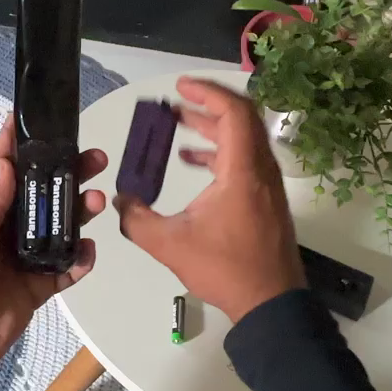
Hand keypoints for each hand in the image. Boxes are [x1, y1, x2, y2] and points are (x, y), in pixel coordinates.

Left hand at [0, 117, 108, 385]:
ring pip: (60, 226)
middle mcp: (5, 229)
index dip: (14, 144)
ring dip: (79, 212)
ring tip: (97, 201)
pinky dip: (79, 259)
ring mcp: (24, 257)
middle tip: (94, 158)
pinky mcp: (39, 286)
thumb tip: (6, 165)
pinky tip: (88, 252)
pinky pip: (66, 268)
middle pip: (41, 193)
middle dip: (65, 173)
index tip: (33, 117)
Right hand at [114, 77, 305, 323]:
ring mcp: (267, 185)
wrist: (270, 303)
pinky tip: (192, 162)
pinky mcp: (266, 200)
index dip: (207, 92)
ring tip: (179, 126)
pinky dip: (219, 151)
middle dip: (205, 106)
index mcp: (242, 171)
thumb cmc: (225, 269)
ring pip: (244, 140)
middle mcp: (260, 170)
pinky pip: (245, 160)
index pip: (233, 112)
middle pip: (240, 120)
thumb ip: (137, 218)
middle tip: (174, 103)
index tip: (179, 87)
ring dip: (212, 128)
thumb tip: (120, 200)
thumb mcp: (169, 244)